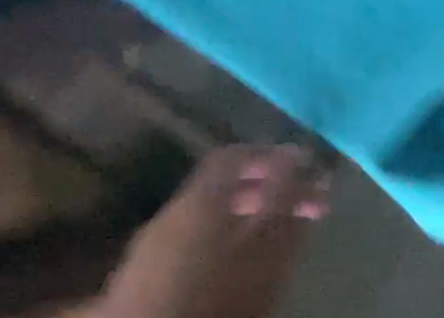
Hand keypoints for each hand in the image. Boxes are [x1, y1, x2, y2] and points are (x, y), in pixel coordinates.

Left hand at [92, 146, 328, 317]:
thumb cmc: (220, 289)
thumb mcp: (270, 240)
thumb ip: (289, 194)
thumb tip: (299, 156)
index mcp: (200, 198)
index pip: (234, 154)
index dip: (271, 154)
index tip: (304, 166)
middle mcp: (170, 213)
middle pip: (223, 188)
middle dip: (267, 192)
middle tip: (304, 206)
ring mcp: (149, 249)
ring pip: (208, 218)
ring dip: (246, 220)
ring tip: (278, 239)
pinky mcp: (139, 282)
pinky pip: (190, 245)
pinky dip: (221, 243)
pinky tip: (239, 265)